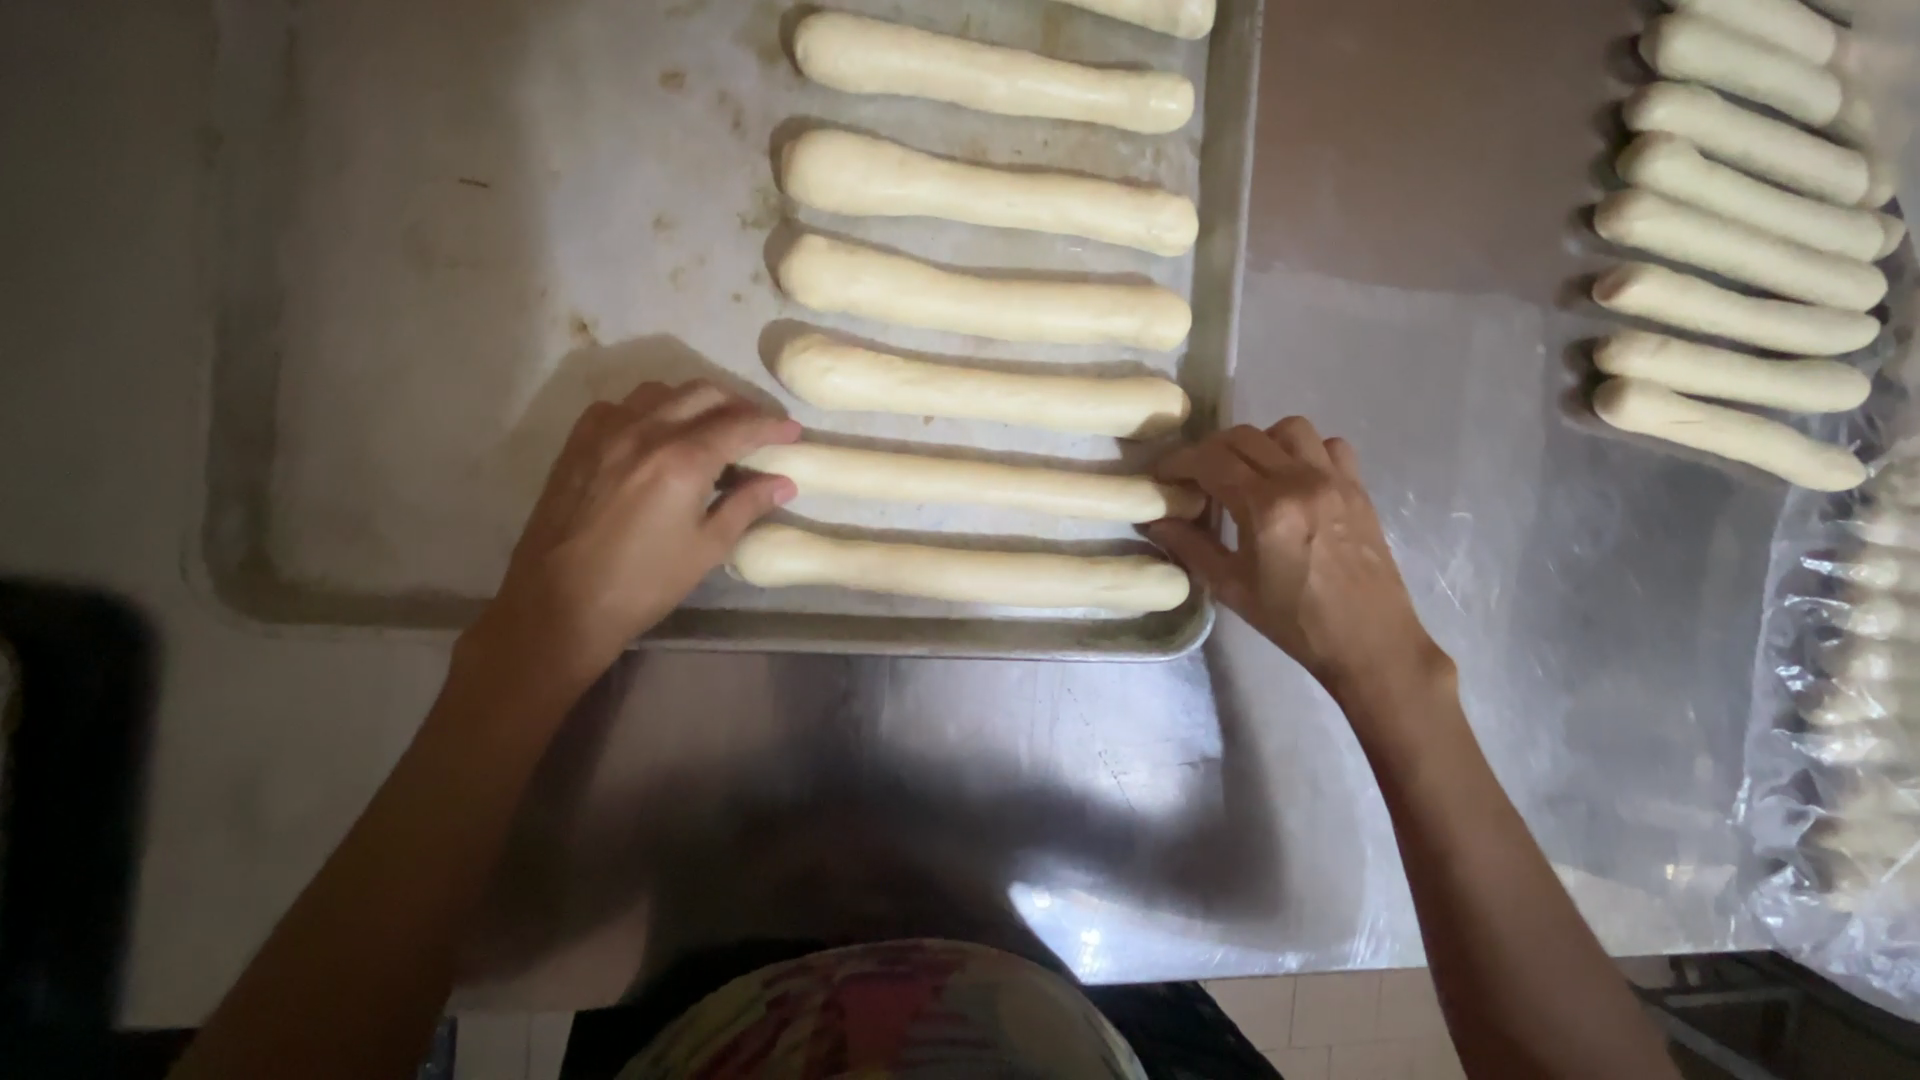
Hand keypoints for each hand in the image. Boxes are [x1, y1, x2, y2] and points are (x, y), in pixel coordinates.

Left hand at [463, 381, 800, 692]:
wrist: (560, 603)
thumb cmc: (643, 583)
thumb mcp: (707, 548)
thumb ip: (746, 506)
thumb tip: (782, 482)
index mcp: (683, 460)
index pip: (740, 425)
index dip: (772, 425)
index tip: (792, 430)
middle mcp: (646, 431)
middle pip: (703, 394)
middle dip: (739, 405)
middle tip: (758, 427)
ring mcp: (607, 431)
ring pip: (662, 391)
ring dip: (695, 400)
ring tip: (711, 425)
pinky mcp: (579, 441)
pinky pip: (622, 404)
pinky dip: (651, 408)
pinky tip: (658, 433)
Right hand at [1147, 418, 1447, 700]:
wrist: (1368, 640)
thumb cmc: (1293, 621)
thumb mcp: (1232, 588)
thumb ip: (1191, 547)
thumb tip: (1156, 522)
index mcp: (1266, 508)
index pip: (1211, 461)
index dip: (1179, 462)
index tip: (1162, 474)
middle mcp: (1300, 481)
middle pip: (1244, 437)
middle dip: (1210, 450)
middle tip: (1195, 475)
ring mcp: (1334, 480)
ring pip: (1288, 429)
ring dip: (1258, 442)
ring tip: (1247, 471)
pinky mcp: (1358, 488)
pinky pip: (1329, 445)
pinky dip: (1304, 451)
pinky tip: (1293, 477)